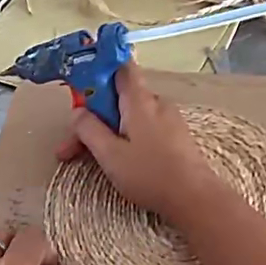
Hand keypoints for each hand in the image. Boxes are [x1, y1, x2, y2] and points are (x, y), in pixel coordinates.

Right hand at [55, 64, 221, 223]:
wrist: (194, 198)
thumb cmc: (150, 174)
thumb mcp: (110, 155)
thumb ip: (89, 130)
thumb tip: (78, 112)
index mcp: (139, 100)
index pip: (120, 66)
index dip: (98, 71)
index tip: (80, 91)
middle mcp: (156, 103)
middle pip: (120, 98)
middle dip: (94, 118)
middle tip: (71, 148)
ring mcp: (170, 120)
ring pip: (131, 116)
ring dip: (108, 132)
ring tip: (92, 159)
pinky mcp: (176, 138)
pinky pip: (145, 129)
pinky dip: (127, 139)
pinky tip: (120, 162)